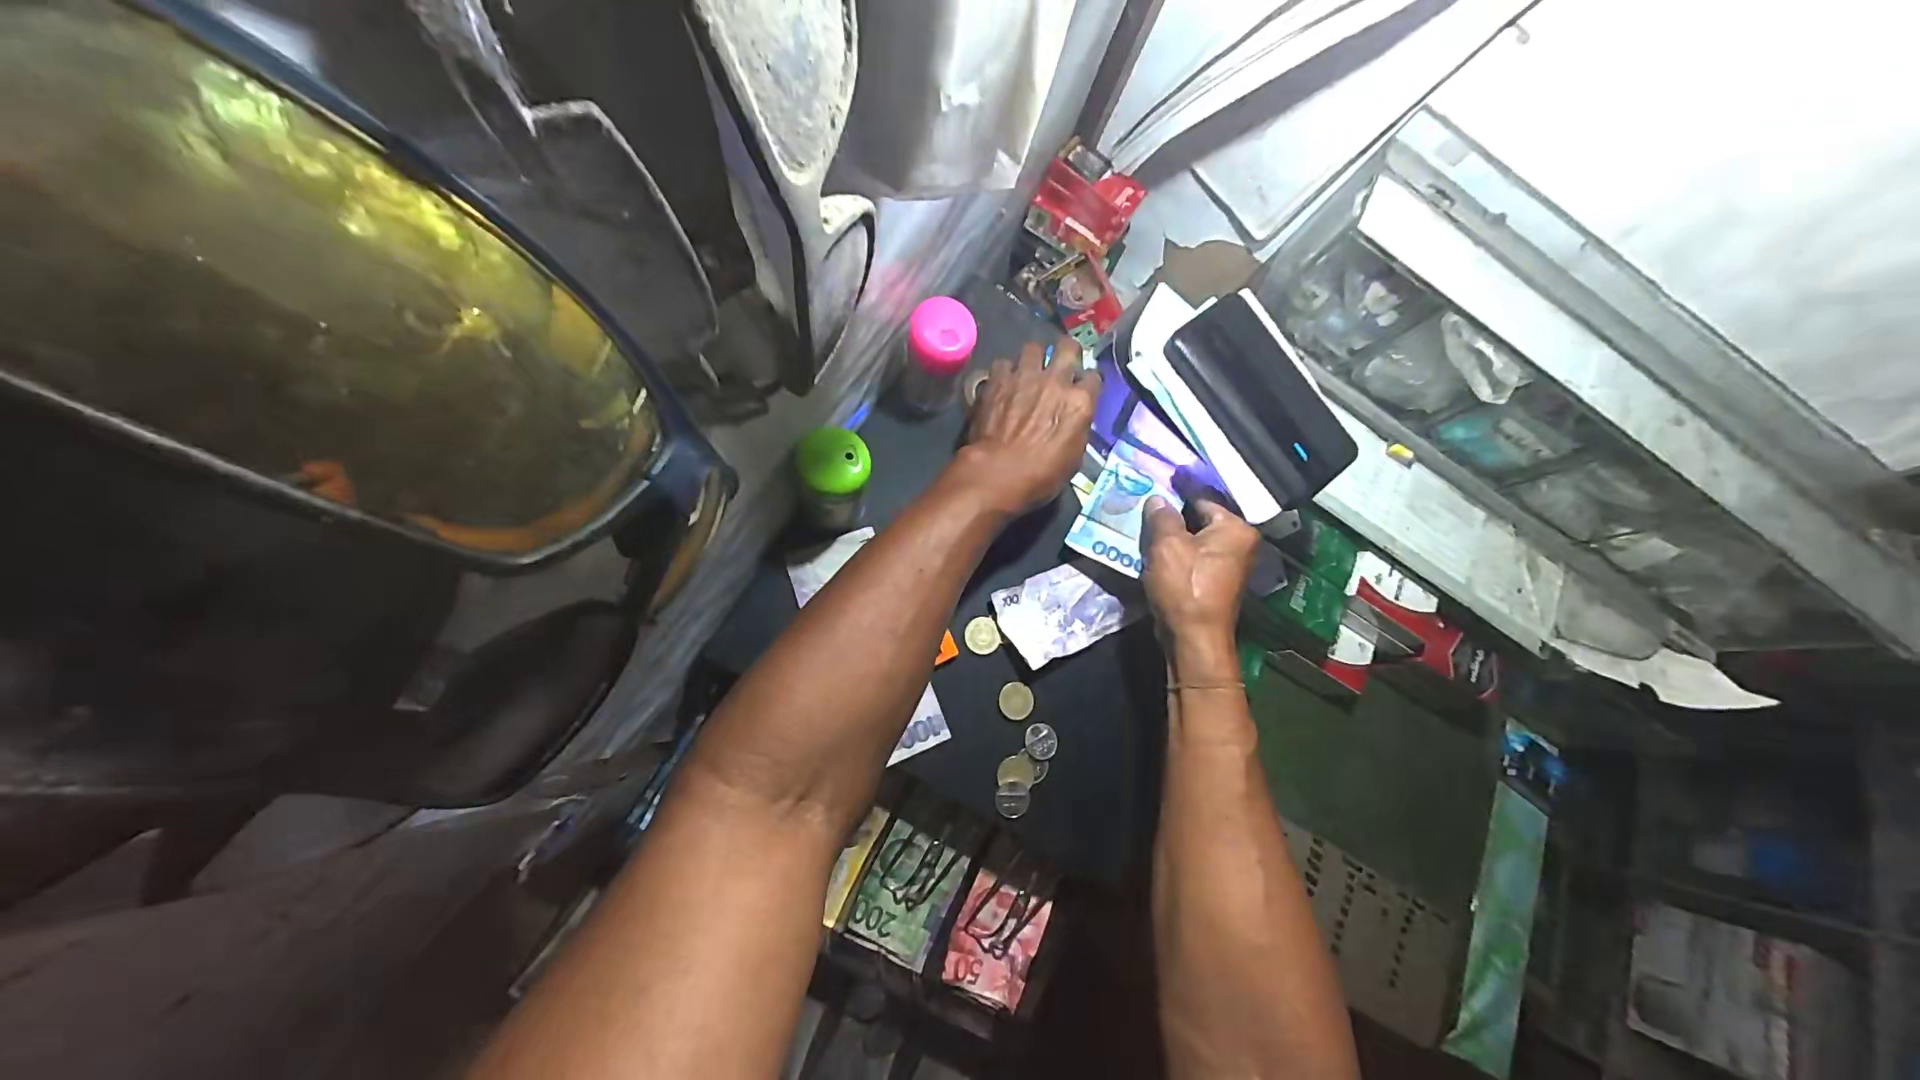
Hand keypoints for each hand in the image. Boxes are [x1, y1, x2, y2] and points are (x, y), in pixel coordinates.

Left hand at [950, 336, 1100, 515]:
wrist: (998, 472)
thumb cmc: (1041, 476)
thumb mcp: (1073, 457)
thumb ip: (1077, 428)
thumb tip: (1075, 419)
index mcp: (1080, 402)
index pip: (1094, 378)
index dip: (1087, 384)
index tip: (1081, 390)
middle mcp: (1056, 381)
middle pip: (1067, 347)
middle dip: (1066, 352)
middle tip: (1059, 363)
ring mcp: (1025, 376)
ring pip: (1033, 348)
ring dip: (1032, 359)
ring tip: (1027, 371)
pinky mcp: (997, 379)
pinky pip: (1003, 363)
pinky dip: (1004, 373)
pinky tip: (1002, 383)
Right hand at [1142, 496, 1259, 643]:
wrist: (1193, 638)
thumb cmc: (1185, 587)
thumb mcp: (1167, 545)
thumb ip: (1162, 517)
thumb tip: (1157, 500)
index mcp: (1236, 529)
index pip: (1203, 497)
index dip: (1177, 491)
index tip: (1154, 484)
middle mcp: (1239, 544)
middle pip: (1199, 519)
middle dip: (1172, 514)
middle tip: (1144, 505)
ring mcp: (1227, 565)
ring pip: (1193, 540)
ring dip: (1170, 536)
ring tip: (1143, 526)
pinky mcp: (1213, 582)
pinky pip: (1191, 558)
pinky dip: (1174, 554)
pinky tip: (1152, 551)